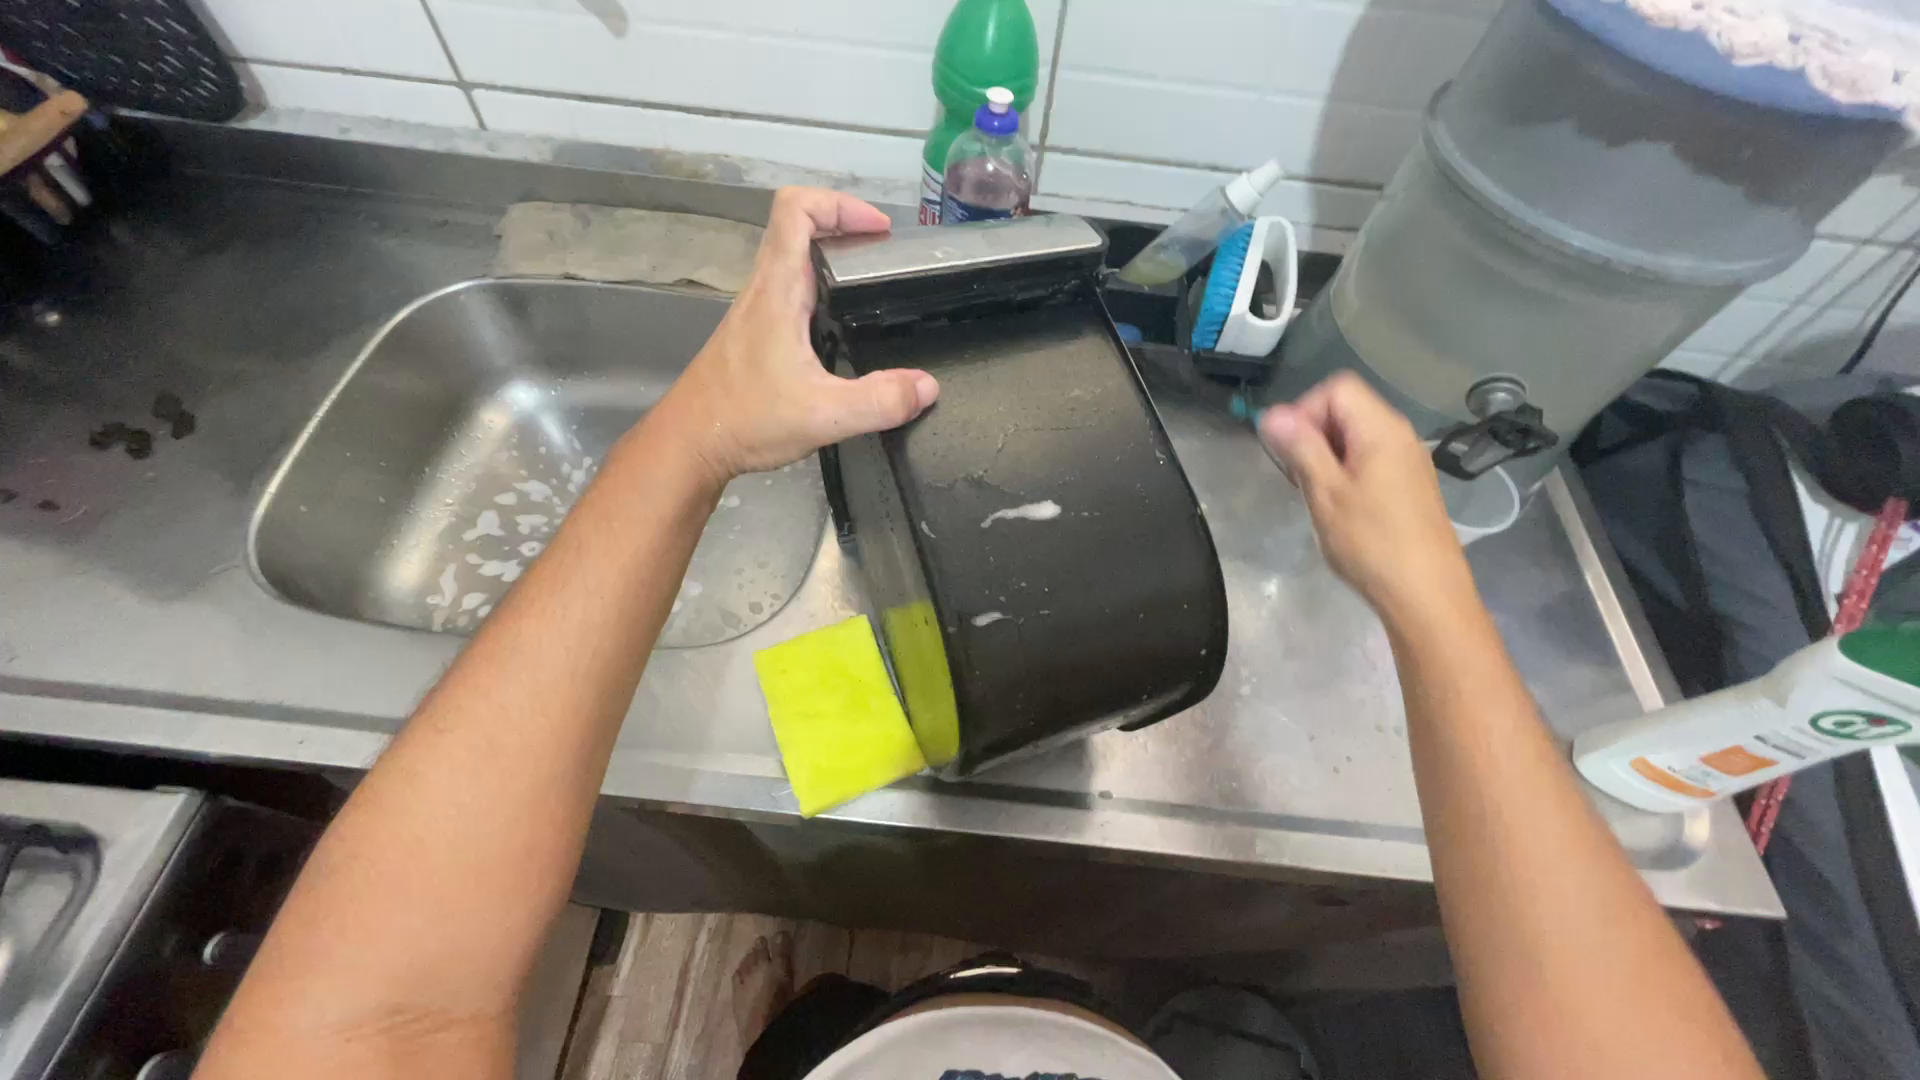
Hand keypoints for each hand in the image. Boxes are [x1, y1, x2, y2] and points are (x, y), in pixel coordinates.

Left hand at [652, 187, 939, 484]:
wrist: (690, 443)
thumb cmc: (746, 421)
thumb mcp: (825, 417)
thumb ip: (880, 402)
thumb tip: (927, 386)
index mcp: (778, 292)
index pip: (796, 211)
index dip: (839, 204)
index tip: (878, 230)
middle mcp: (764, 291)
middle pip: (797, 228)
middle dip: (845, 228)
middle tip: (886, 257)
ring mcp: (756, 312)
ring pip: (792, 259)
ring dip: (832, 259)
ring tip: (873, 287)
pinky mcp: (755, 335)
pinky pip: (790, 291)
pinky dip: (821, 290)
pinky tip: (843, 327)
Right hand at [1257, 373, 1474, 622]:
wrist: (1425, 593)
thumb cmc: (1371, 542)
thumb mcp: (1325, 492)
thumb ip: (1299, 448)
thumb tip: (1272, 414)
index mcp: (1381, 430)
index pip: (1336, 389)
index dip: (1304, 410)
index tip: (1288, 449)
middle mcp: (1399, 436)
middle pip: (1346, 408)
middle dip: (1311, 433)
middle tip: (1295, 475)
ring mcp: (1406, 461)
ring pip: (1354, 436)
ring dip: (1324, 455)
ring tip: (1313, 493)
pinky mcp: (1407, 484)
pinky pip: (1368, 458)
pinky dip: (1343, 471)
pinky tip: (1336, 506)